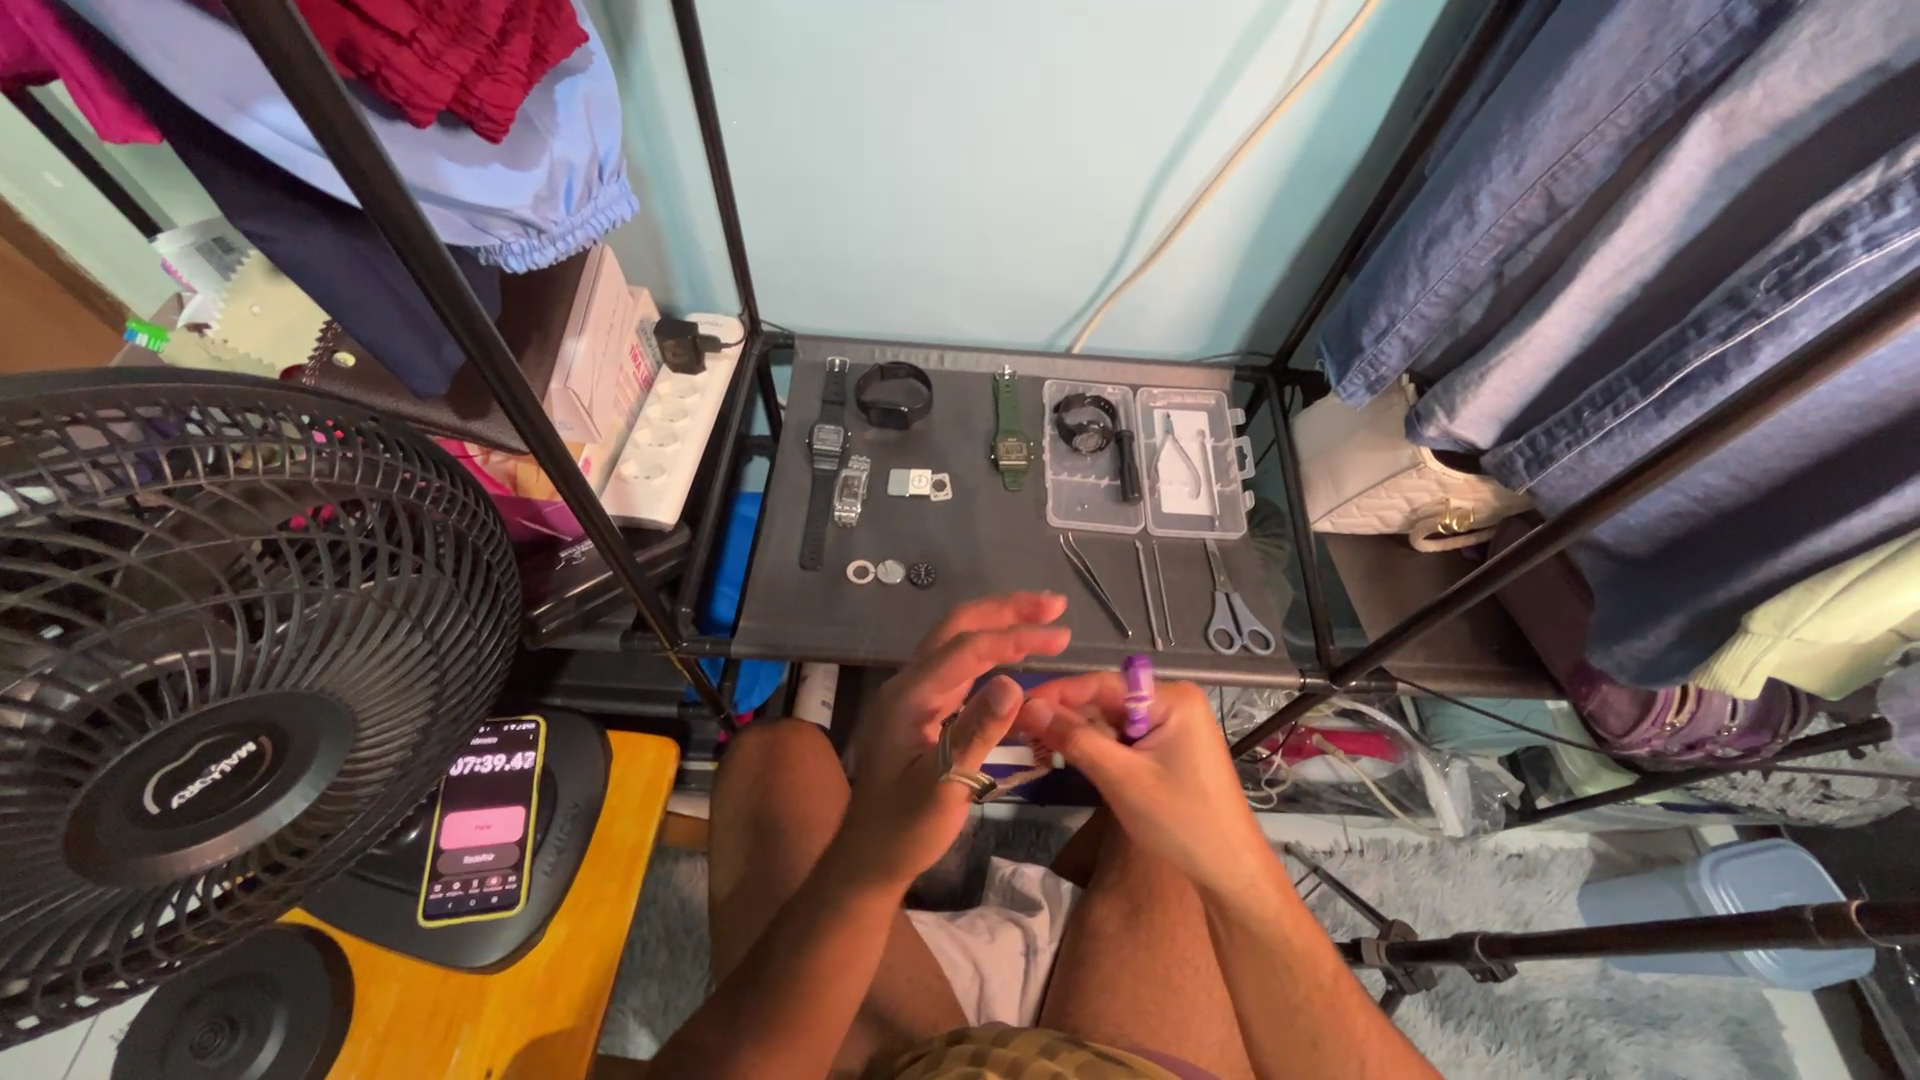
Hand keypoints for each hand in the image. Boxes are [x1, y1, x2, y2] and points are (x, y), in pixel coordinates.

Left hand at [834, 592, 1070, 888]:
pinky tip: (1015, 655)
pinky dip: (991, 652)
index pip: (966, 650)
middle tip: (1054, 605)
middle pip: (957, 628)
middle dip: (1005, 611)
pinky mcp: (924, 710)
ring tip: (1042, 618)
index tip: (1060, 635)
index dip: (1014, 637)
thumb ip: (975, 733)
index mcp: (908, 697)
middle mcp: (909, 685)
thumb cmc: (903, 830)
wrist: (869, 858)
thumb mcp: (942, 787)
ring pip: (958, 643)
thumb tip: (1012, 683)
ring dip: (999, 625)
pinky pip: (959, 667)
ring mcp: (915, 696)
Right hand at [1016, 675, 1274, 902]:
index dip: (1057, 693)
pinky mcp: (1169, 747)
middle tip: (1020, 728)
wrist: (1229, 871)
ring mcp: (1173, 725)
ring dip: (1078, 732)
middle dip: (1065, 714)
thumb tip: (1029, 707)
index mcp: (1172, 698)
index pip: (1102, 683)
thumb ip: (1075, 738)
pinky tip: (1068, 754)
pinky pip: (1125, 737)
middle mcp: (1174, 701)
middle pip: (1106, 699)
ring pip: (1112, 719)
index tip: (1017, 704)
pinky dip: (1097, 746)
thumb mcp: (1121, 778)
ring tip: (1035, 742)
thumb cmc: (1180, 821)